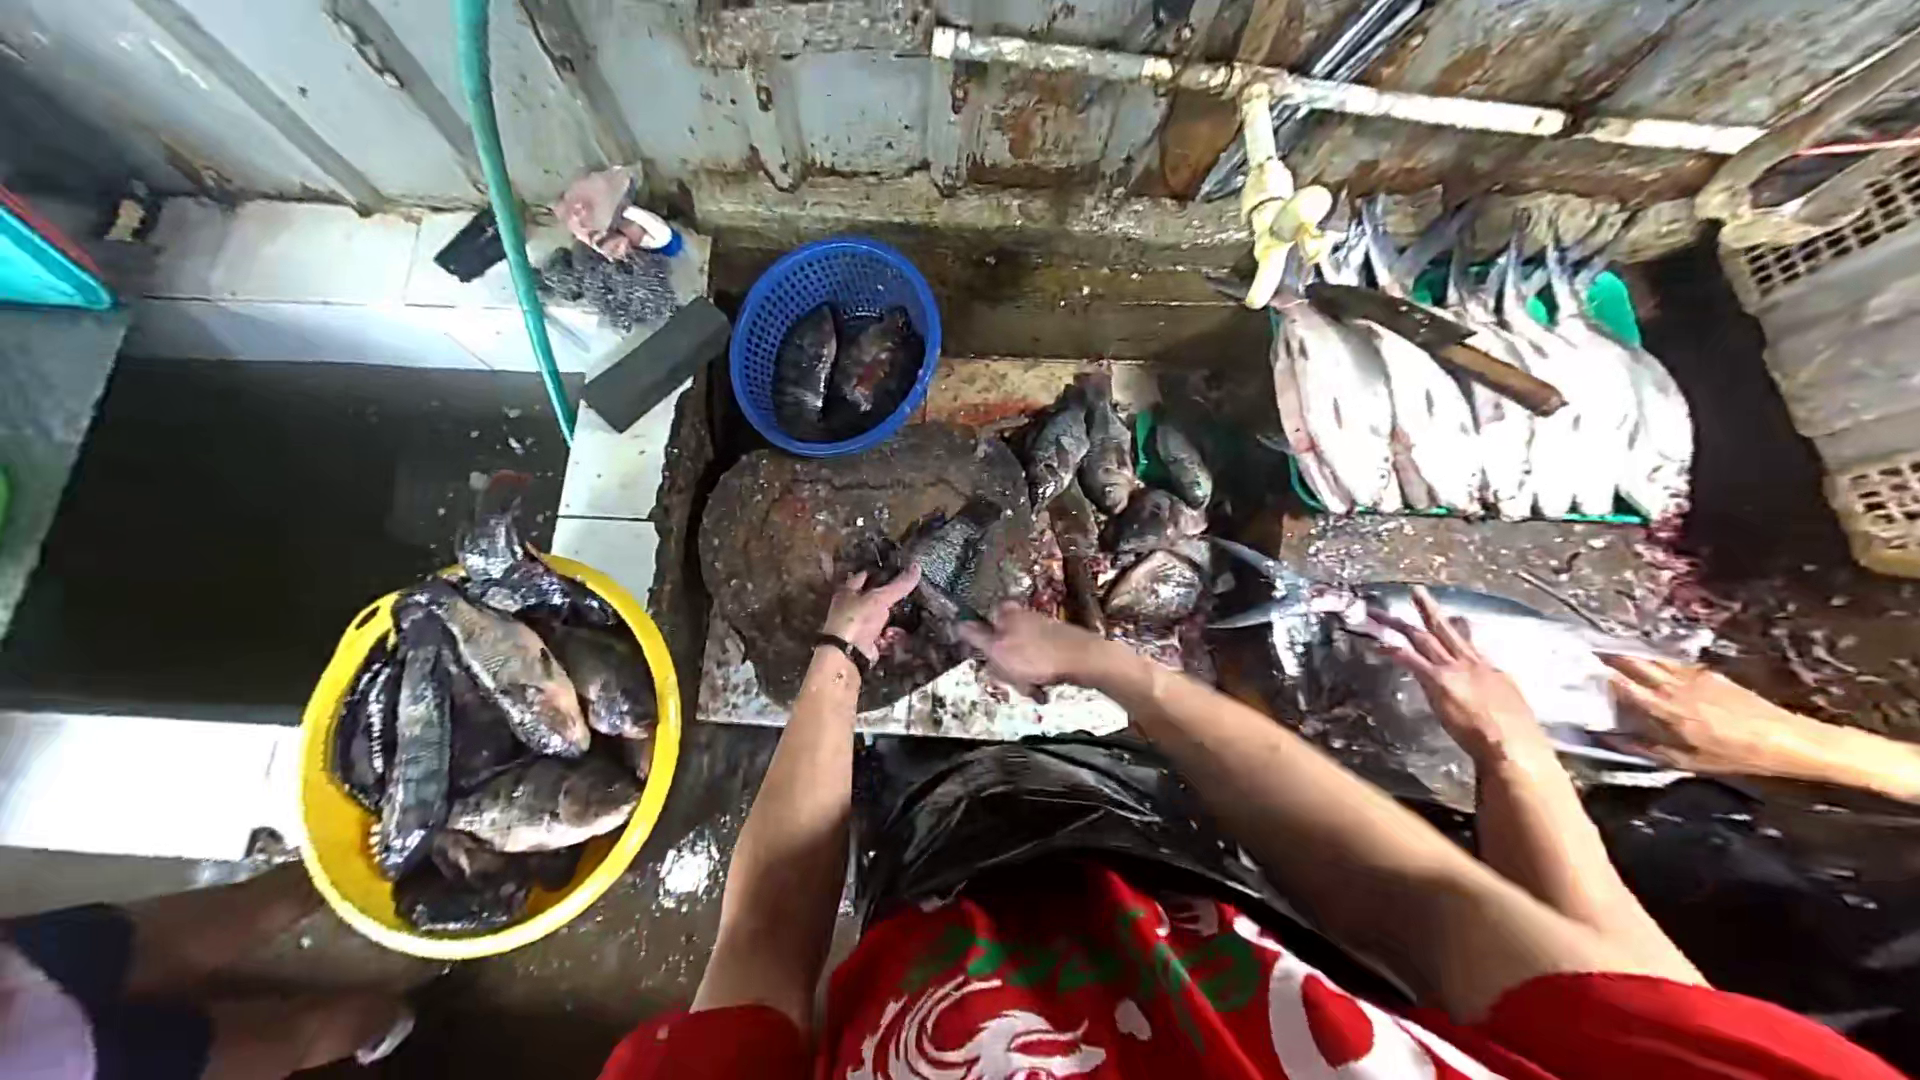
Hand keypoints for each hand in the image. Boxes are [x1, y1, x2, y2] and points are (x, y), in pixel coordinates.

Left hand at [821, 564, 920, 661]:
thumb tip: (917, 565)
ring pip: (882, 620)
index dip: (877, 573)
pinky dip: (890, 638)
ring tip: (899, 623)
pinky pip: (884, 637)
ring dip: (892, 623)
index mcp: (848, 592)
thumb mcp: (880, 598)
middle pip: (875, 600)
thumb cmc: (858, 618)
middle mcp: (851, 608)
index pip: (863, 577)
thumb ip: (899, 585)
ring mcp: (859, 627)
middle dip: (891, 601)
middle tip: (907, 597)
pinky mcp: (867, 644)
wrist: (847, 654)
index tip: (895, 571)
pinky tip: (892, 638)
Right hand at [957, 603, 1109, 696]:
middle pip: (1001, 646)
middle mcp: (1021, 617)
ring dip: (1023, 677)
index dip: (984, 650)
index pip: (981, 629)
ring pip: (1020, 659)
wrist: (1082, 660)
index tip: (990, 664)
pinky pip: (1038, 664)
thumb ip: (977, 637)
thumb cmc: (1035, 656)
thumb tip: (958, 624)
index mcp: (1005, 613)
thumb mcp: (998, 649)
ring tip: (1032, 688)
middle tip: (1012, 679)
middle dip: (1006, 668)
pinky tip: (1043, 688)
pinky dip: (1039, 677)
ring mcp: (1040, 630)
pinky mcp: (1055, 643)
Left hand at [1374, 586, 1554, 768]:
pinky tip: (1378, 646)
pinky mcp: (1437, 680)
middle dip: (1430, 610)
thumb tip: (1489, 692)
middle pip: (1445, 630)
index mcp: (1490, 670)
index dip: (1458, 629)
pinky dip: (1393, 651)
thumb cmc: (1515, 736)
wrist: (1515, 746)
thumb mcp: (1510, 707)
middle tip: (1416, 591)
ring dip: (1398, 625)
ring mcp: (1452, 669)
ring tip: (1380, 614)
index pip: (1469, 644)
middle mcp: (1471, 664)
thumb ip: (1494, 695)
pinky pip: (1410, 659)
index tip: (1453, 617)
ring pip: (1421, 638)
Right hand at [1603, 656, 1815, 773]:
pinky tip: (1653, 666)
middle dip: (1608, 657)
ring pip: (1651, 659)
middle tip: (1588, 656)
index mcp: (1661, 707)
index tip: (1576, 671)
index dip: (1594, 675)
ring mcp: (1692, 677)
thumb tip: (1602, 738)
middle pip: (1631, 662)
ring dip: (1630, 655)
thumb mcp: (1685, 761)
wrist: (1793, 742)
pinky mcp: (1710, 675)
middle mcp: (1671, 687)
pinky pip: (1673, 663)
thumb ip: (1641, 747)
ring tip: (1613, 656)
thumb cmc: (1736, 755)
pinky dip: (1657, 661)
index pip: (1618, 683)